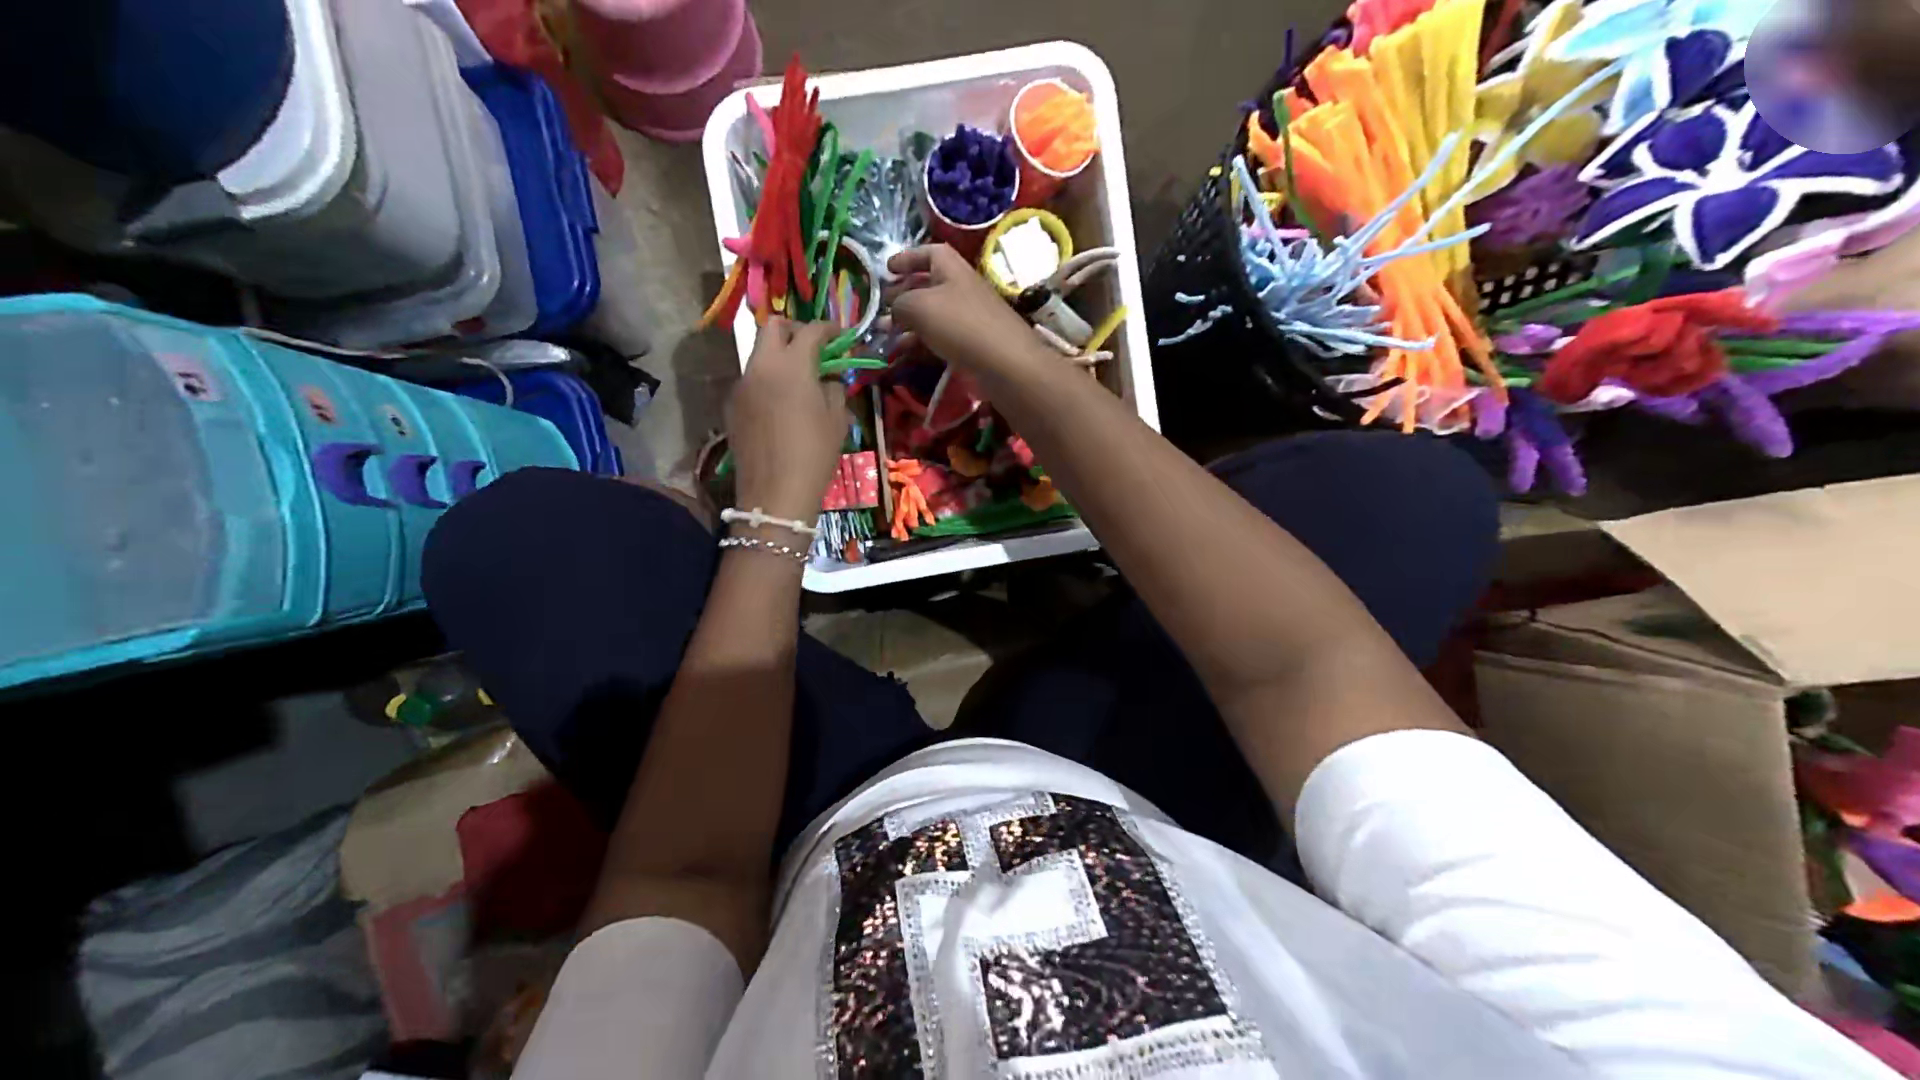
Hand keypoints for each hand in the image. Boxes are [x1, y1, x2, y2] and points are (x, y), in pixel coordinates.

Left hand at [727, 318, 848, 524]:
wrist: (775, 493)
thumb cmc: (815, 454)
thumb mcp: (837, 420)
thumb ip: (834, 388)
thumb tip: (828, 378)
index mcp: (792, 365)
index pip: (810, 331)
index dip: (828, 329)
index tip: (840, 335)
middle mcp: (761, 366)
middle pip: (772, 327)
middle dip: (794, 330)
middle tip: (812, 348)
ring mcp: (742, 385)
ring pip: (759, 354)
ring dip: (779, 357)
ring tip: (798, 380)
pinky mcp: (732, 405)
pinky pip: (751, 381)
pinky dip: (767, 381)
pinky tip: (780, 406)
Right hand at [887, 245, 1045, 372]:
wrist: (1003, 361)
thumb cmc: (959, 323)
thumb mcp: (919, 306)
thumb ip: (898, 304)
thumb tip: (892, 311)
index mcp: (950, 267)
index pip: (928, 252)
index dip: (907, 258)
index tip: (887, 269)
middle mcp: (960, 287)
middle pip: (927, 284)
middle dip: (902, 294)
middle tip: (880, 306)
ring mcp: (967, 316)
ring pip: (931, 314)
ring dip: (907, 322)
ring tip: (884, 334)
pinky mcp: (970, 343)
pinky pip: (940, 337)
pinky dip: (920, 341)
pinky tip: (904, 352)